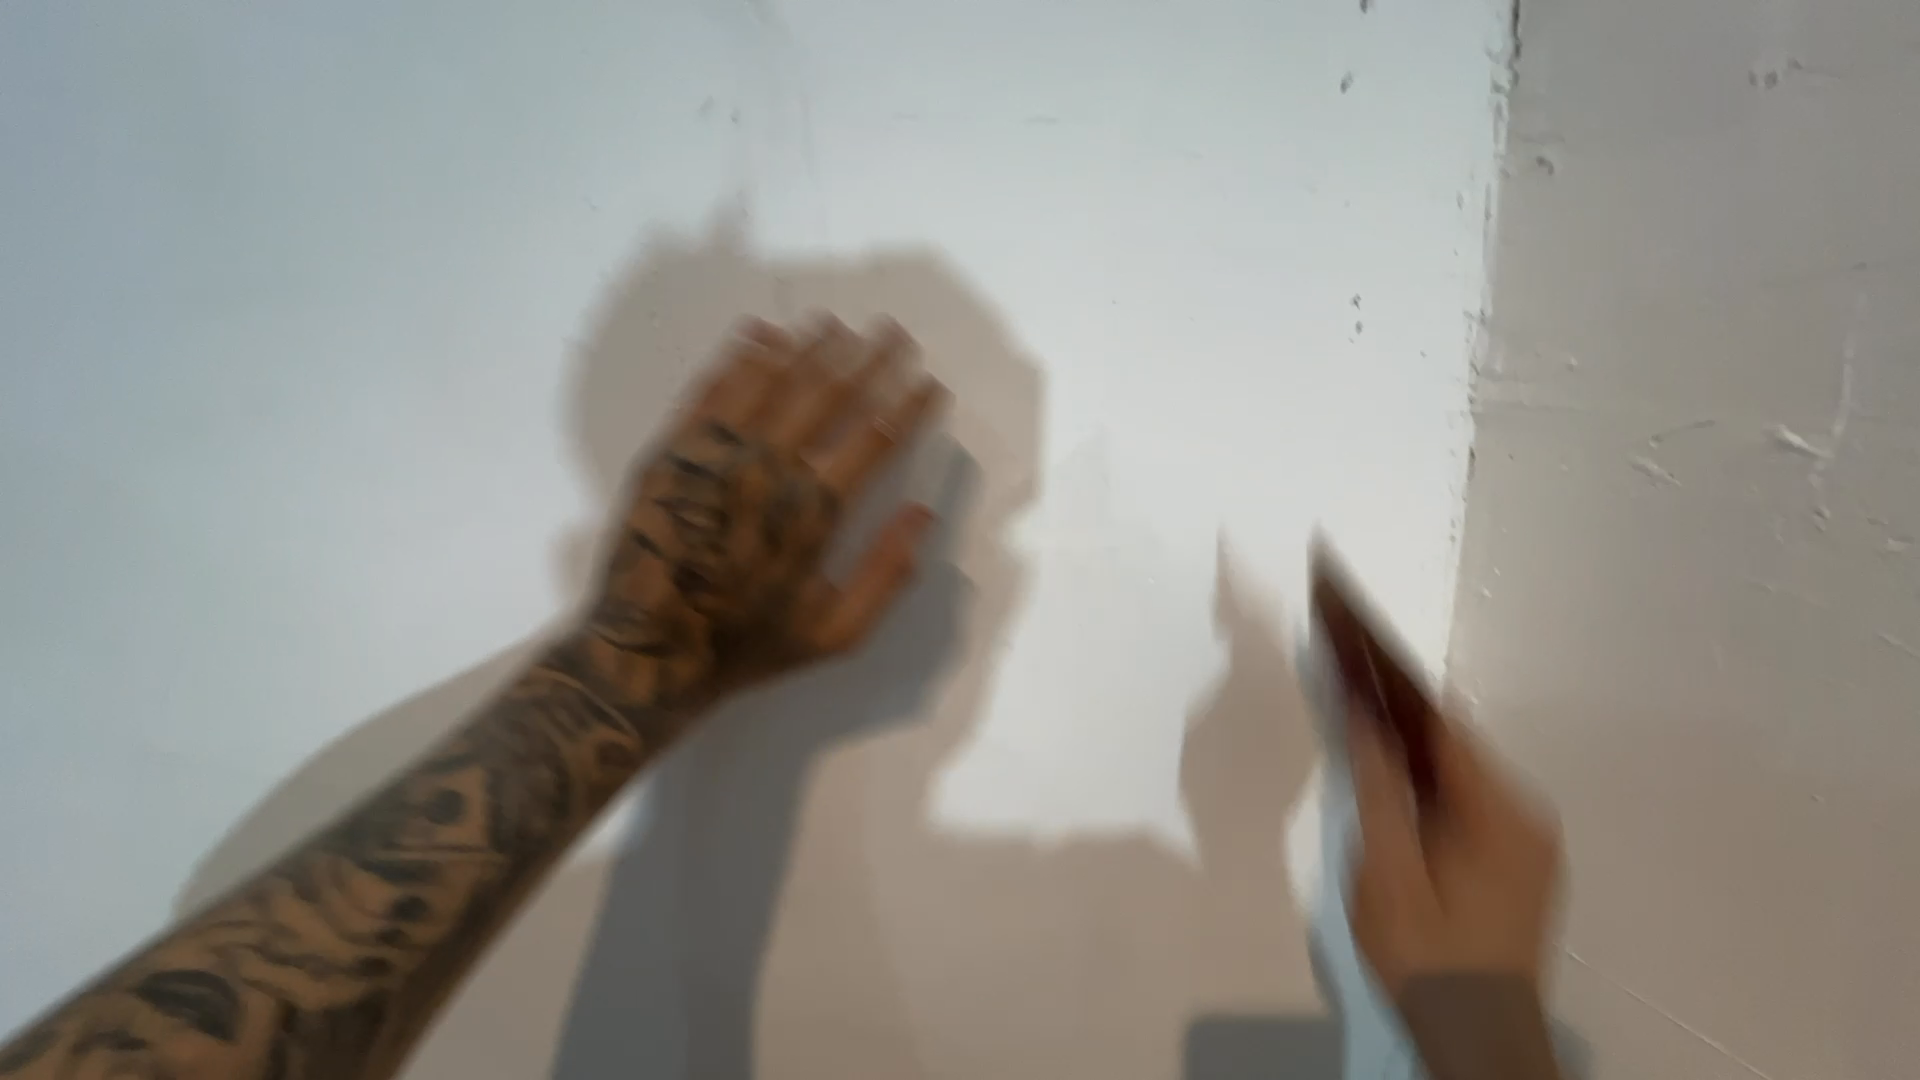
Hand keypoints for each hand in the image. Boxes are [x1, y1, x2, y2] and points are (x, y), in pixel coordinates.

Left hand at [563, 316, 945, 716]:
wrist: (645, 653)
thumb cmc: (748, 645)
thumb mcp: (836, 634)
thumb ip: (886, 575)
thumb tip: (924, 514)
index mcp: (815, 511)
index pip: (875, 438)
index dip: (908, 406)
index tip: (929, 381)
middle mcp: (770, 469)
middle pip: (829, 395)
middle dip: (868, 358)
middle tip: (892, 329)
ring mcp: (716, 455)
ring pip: (772, 381)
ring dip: (809, 346)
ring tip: (834, 322)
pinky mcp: (672, 451)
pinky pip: (711, 390)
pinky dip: (740, 357)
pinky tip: (761, 332)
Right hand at [1346, 707, 1563, 1001]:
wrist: (1475, 1030)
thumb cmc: (1422, 948)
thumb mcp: (1386, 868)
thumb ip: (1377, 785)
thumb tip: (1362, 715)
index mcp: (1499, 812)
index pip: (1444, 725)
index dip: (1397, 686)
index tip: (1357, 652)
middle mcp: (1525, 813)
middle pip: (1454, 740)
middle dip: (1400, 713)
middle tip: (1348, 687)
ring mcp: (1526, 835)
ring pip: (1460, 766)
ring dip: (1412, 743)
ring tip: (1360, 718)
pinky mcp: (1516, 854)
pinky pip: (1468, 792)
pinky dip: (1428, 774)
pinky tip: (1393, 773)